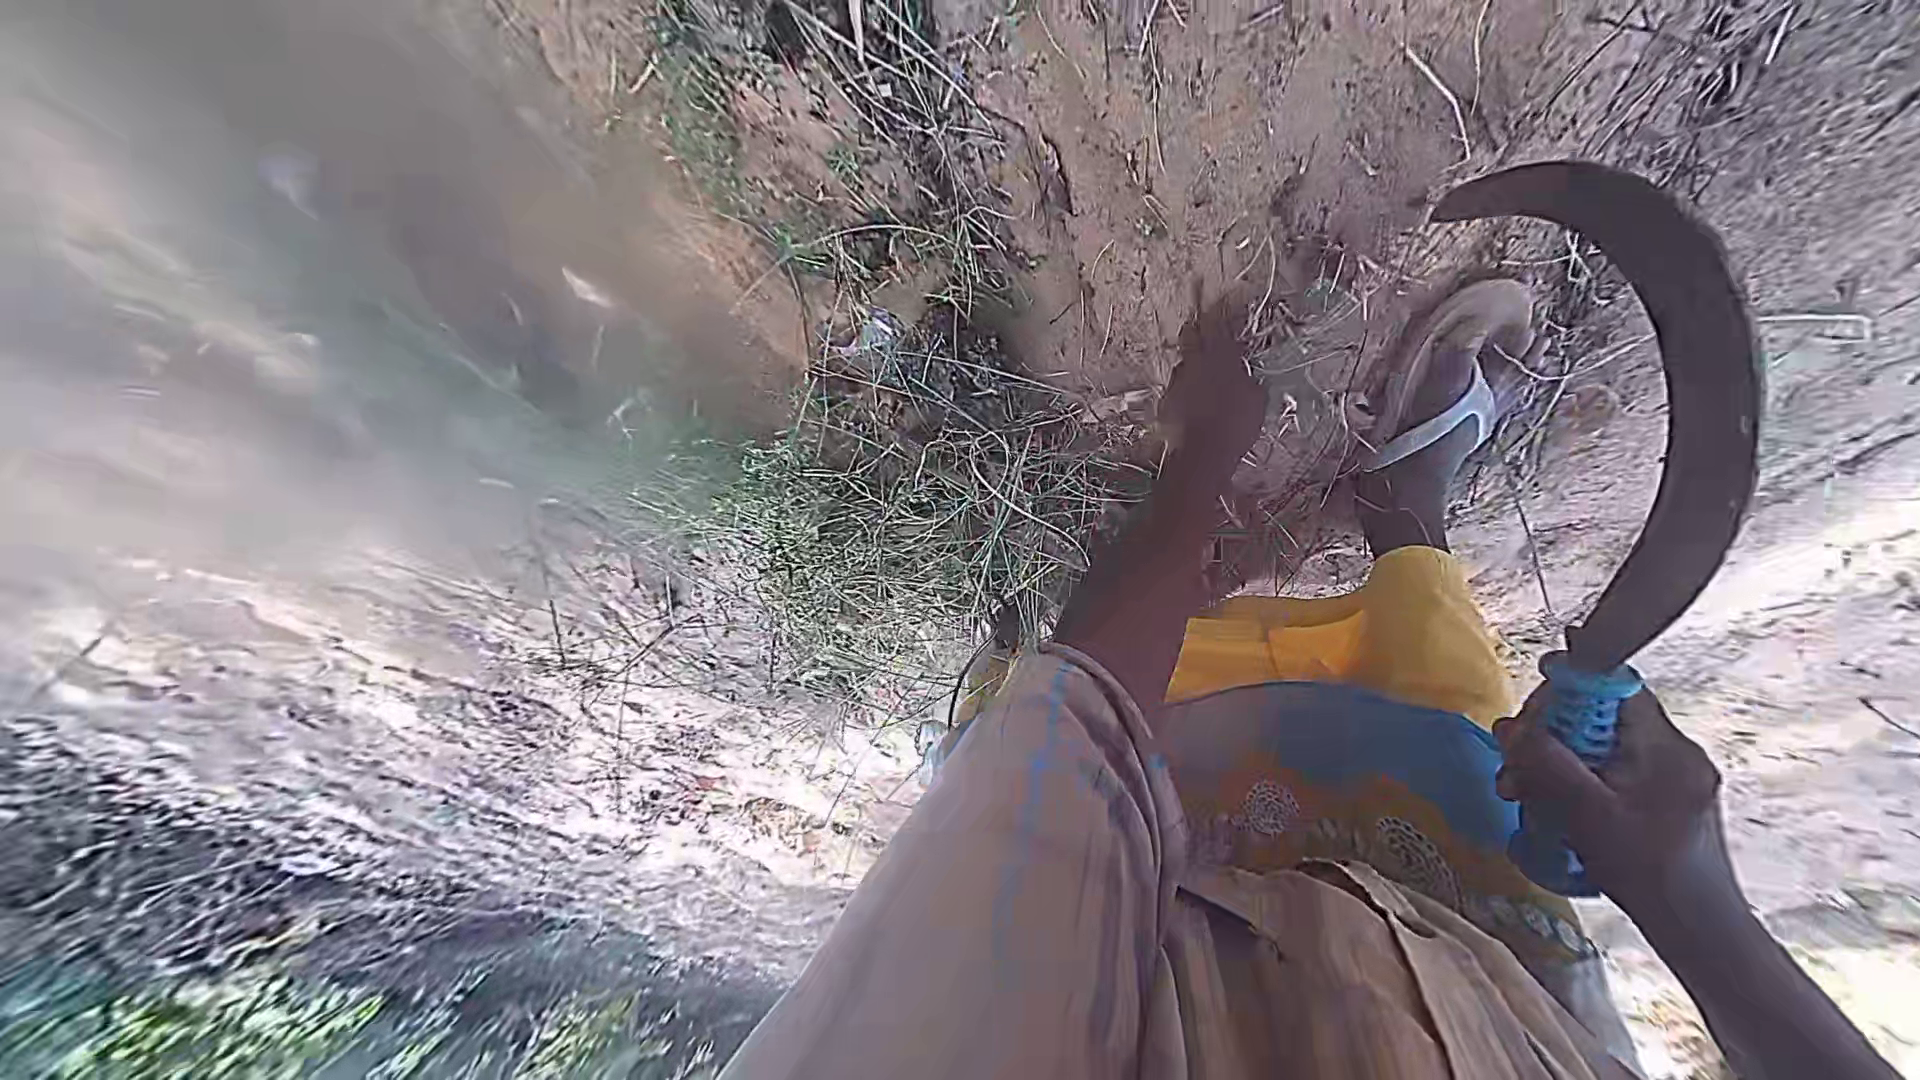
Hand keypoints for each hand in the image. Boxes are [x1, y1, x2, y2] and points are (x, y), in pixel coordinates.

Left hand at [1161, 295, 1266, 472]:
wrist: (1202, 453)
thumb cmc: (1236, 425)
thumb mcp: (1255, 397)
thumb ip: (1248, 378)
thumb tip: (1245, 373)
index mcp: (1219, 357)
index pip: (1217, 323)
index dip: (1219, 309)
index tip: (1221, 298)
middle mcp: (1193, 364)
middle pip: (1191, 336)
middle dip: (1197, 326)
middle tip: (1201, 322)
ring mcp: (1176, 383)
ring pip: (1183, 365)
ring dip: (1192, 364)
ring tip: (1201, 371)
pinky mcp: (1165, 403)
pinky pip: (1177, 390)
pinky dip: (1185, 390)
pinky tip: (1192, 401)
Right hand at [1494, 686, 1741, 916]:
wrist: (1694, 926)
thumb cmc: (1645, 866)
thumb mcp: (1586, 809)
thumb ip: (1546, 760)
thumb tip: (1509, 725)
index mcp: (1665, 749)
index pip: (1616, 687)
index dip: (1572, 679)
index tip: (1535, 687)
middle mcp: (1669, 752)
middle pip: (1590, 713)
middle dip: (1542, 731)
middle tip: (1513, 759)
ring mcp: (1661, 773)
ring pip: (1584, 741)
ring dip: (1543, 758)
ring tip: (1517, 789)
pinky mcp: (1649, 791)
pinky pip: (1594, 763)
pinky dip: (1560, 775)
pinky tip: (1540, 798)